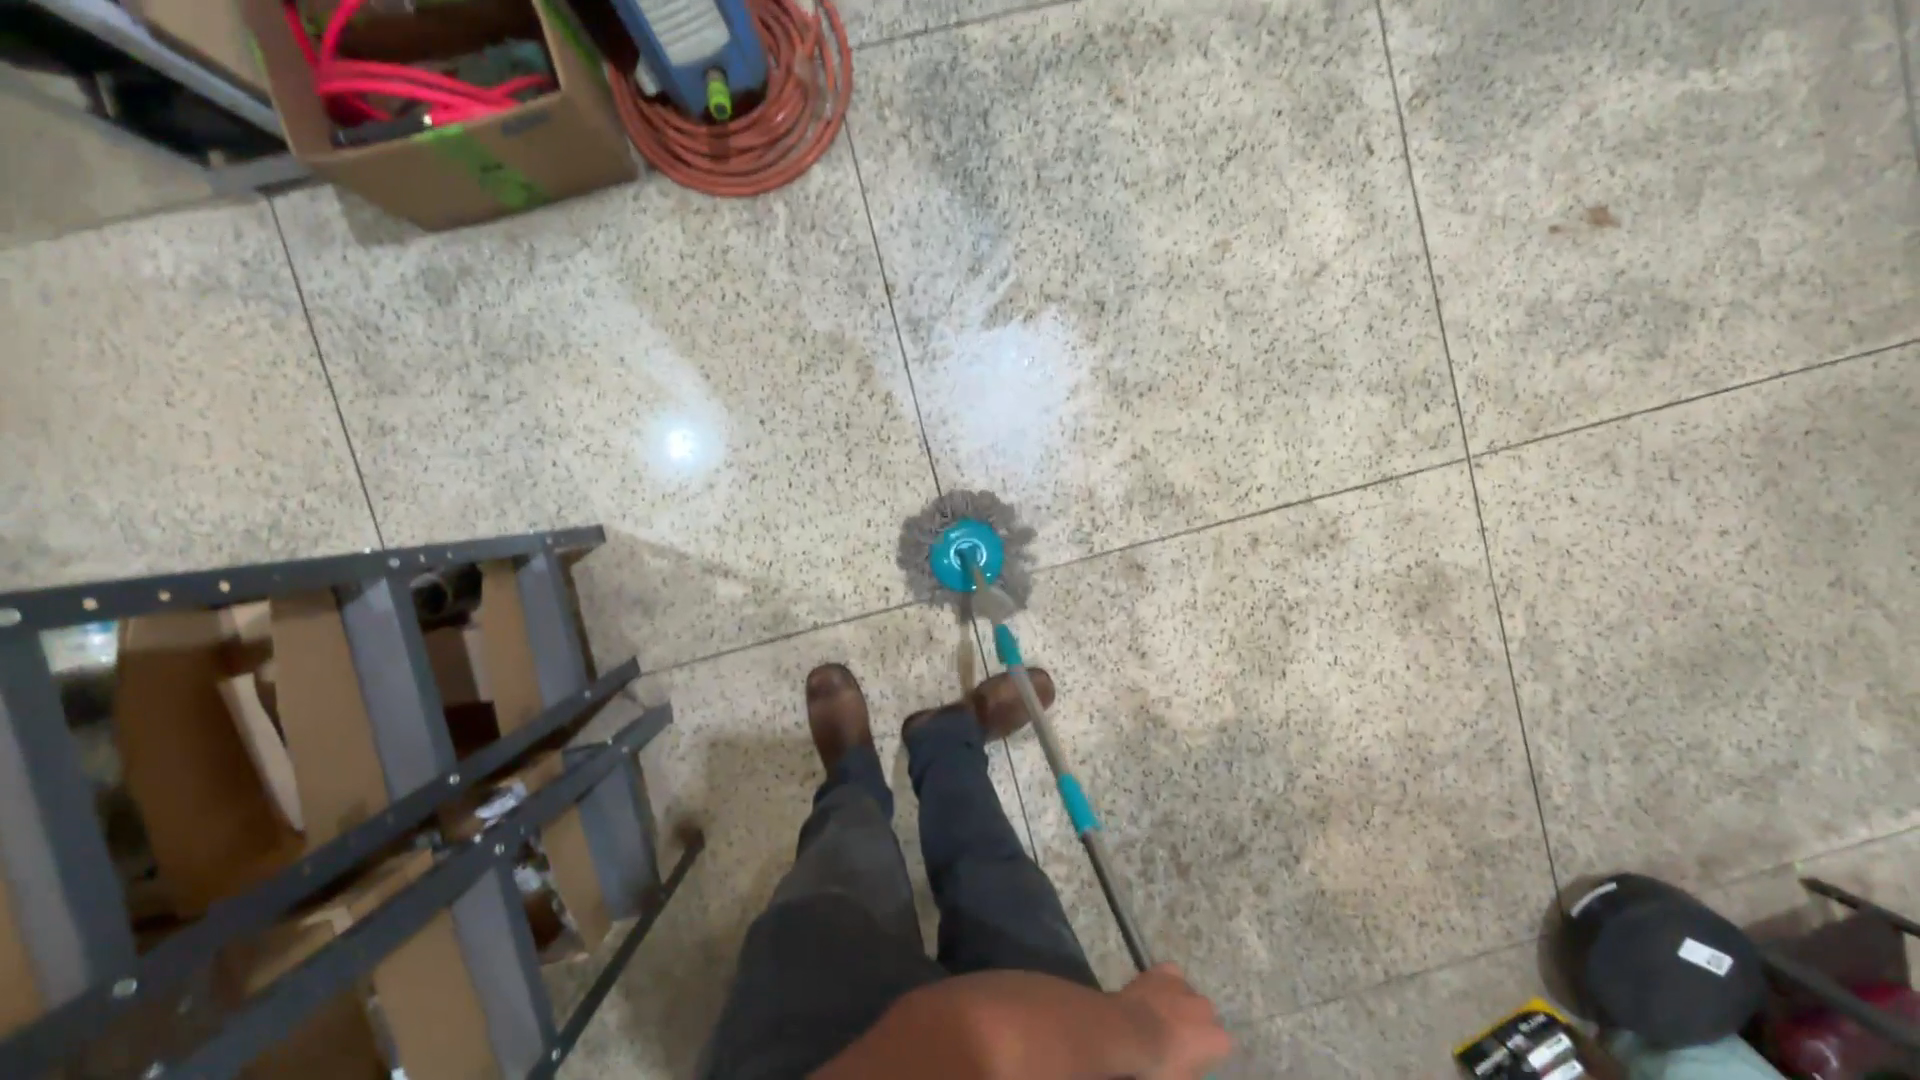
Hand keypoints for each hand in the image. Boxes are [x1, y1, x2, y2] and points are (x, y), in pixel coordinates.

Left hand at [1117, 964, 1231, 1078]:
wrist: (1129, 1032)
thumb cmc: (1158, 1064)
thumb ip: (1193, 1071)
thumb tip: (1188, 1064)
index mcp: (1217, 1039)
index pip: (1220, 1045)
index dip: (1205, 1050)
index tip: (1191, 1056)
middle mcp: (1207, 1009)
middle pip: (1205, 1016)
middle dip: (1193, 1024)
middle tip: (1174, 1036)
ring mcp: (1186, 987)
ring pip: (1187, 995)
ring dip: (1178, 1003)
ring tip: (1159, 1013)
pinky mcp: (1165, 971)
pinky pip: (1170, 975)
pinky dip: (1165, 982)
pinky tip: (1155, 990)